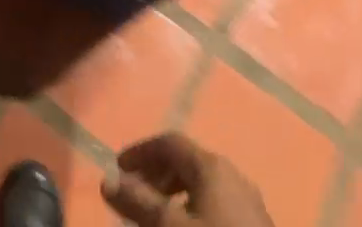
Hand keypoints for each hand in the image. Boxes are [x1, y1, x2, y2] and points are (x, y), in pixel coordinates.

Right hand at [102, 133, 275, 226]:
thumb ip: (138, 202)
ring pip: (201, 184)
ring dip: (173, 193)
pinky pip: (215, 203)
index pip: (169, 142)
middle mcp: (231, 174)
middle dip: (155, 173)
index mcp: (211, 167)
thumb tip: (107, 180)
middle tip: (133, 193)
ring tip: (155, 216)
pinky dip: (191, 208)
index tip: (117, 169)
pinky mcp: (254, 224)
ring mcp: (246, 201)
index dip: (140, 152)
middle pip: (186, 161)